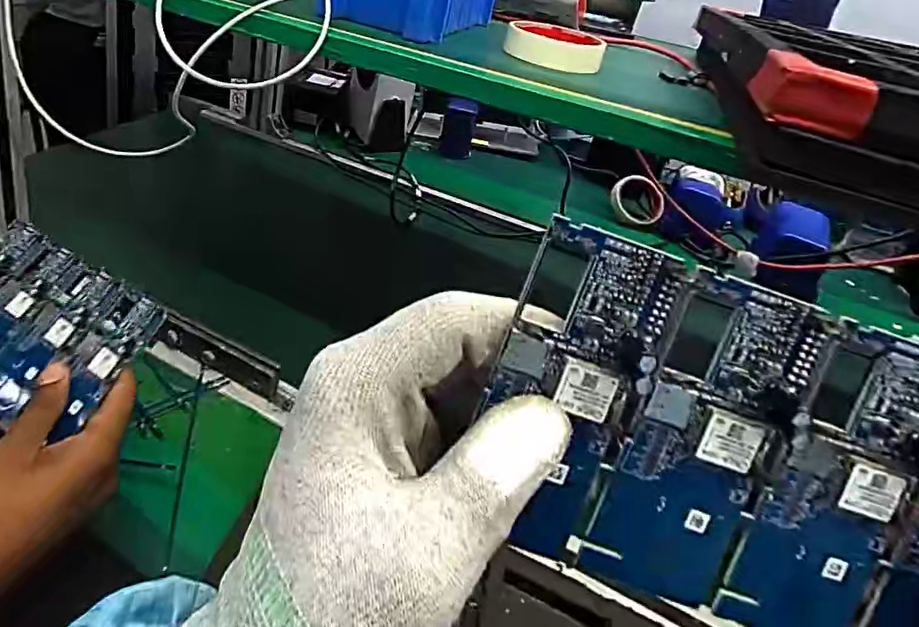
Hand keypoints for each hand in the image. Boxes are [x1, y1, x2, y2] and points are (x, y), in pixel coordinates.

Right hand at [0, 364, 137, 603]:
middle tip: (64, 359)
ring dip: (73, 411)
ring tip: (47, 383)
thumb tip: (64, 368)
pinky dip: (65, 436)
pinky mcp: (72, 504)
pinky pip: (80, 458)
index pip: (124, 397)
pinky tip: (38, 421)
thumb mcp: (11, 452)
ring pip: (92, 436)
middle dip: (88, 387)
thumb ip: (44, 406)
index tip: (97, 343)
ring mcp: (91, 492)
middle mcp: (106, 473)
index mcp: (99, 456)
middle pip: (110, 415)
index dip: (114, 367)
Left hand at [188, 292, 570, 626]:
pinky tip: (520, 475)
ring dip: (505, 416)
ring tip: (566, 443)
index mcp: (358, 378)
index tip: (580, 356)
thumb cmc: (333, 603)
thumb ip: (493, 474)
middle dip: (518, 377)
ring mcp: (366, 416)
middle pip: (453, 350)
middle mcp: (359, 382)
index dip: (518, 328)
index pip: (449, 319)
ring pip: (453, 390)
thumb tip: (551, 415)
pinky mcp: (376, 451)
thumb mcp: (426, 549)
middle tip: (585, 409)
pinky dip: (483, 446)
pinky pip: (442, 428)